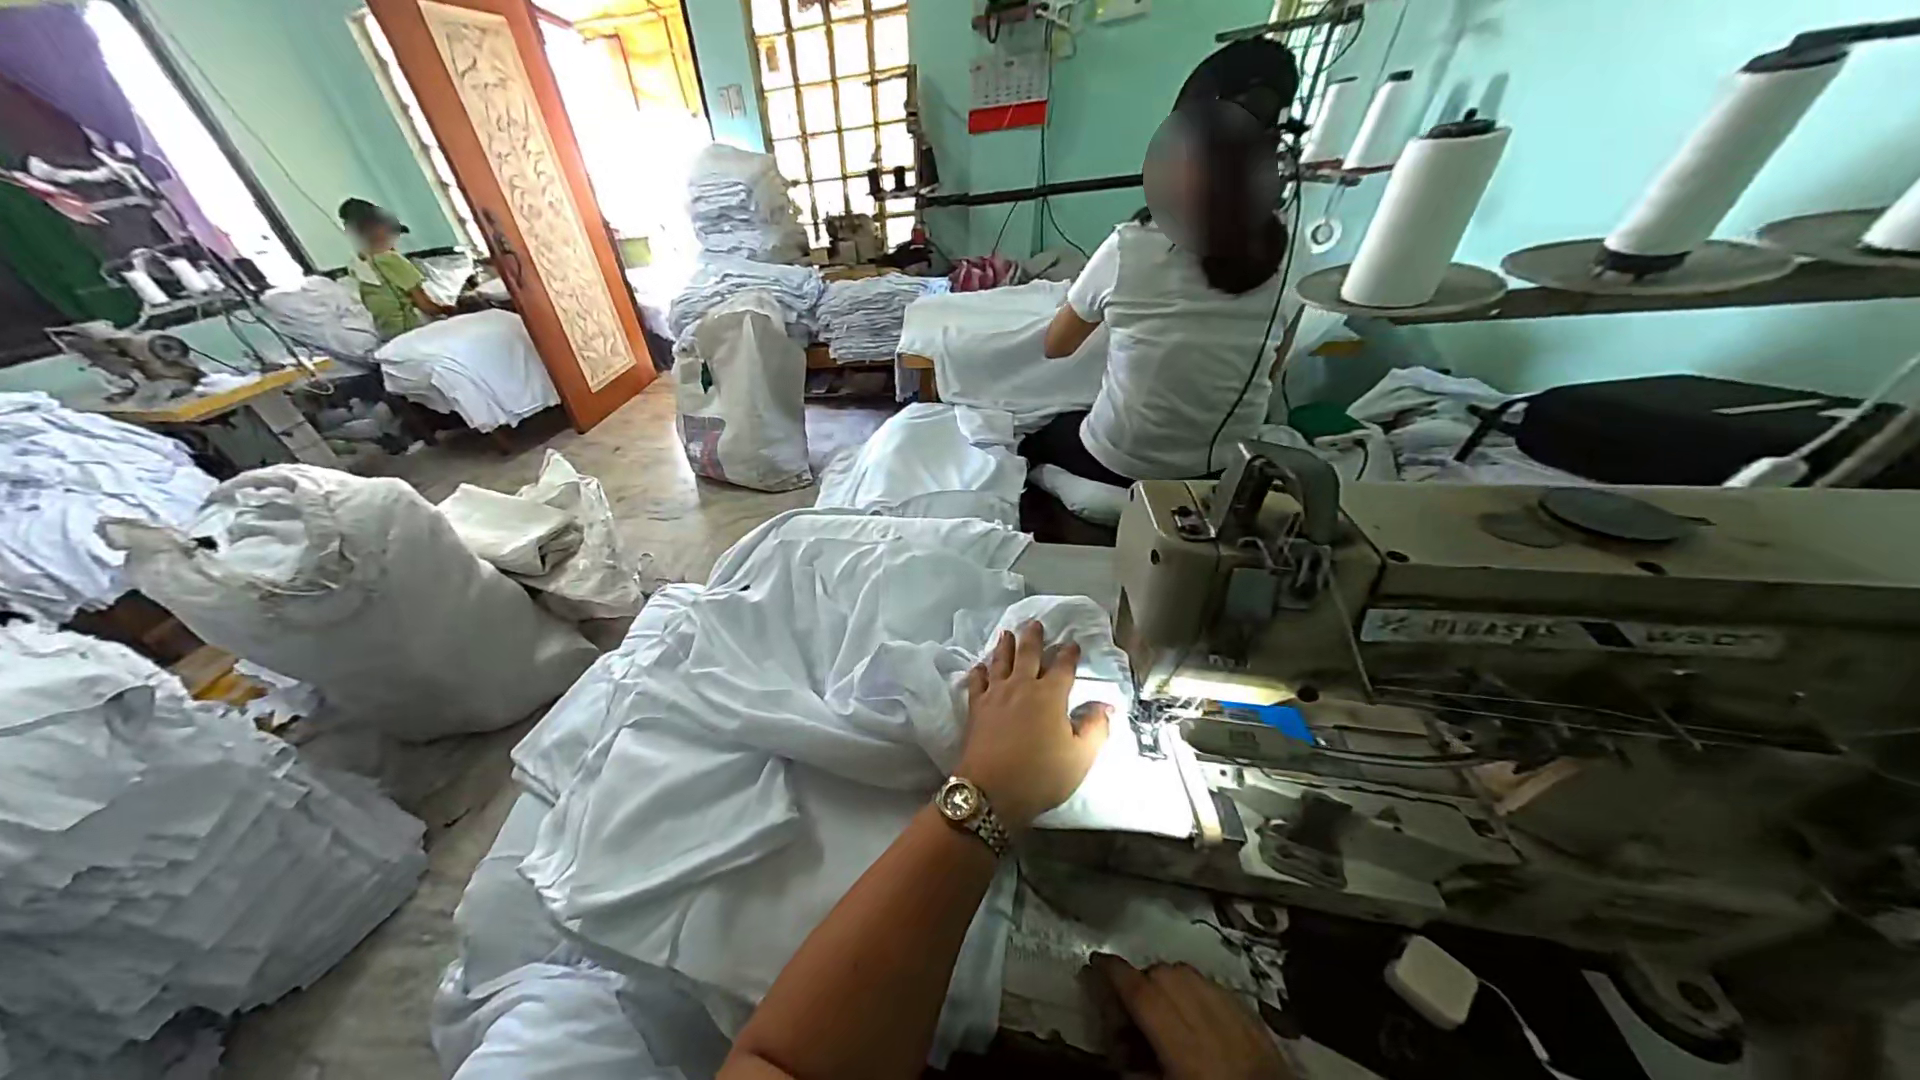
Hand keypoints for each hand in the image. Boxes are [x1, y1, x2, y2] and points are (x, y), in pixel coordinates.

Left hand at [958, 620, 1109, 830]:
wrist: (990, 791)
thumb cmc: (1040, 775)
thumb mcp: (1080, 757)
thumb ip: (1096, 728)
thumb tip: (1105, 705)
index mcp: (1050, 696)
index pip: (1063, 667)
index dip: (1069, 654)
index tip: (1073, 644)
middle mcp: (1022, 687)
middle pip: (1028, 654)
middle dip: (1034, 638)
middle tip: (1035, 623)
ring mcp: (995, 695)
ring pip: (1001, 662)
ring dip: (1006, 646)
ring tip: (1007, 633)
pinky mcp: (976, 707)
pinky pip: (977, 681)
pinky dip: (979, 670)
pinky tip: (980, 666)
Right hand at [1092, 955, 1294, 1079]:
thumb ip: (1136, 1070)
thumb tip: (1118, 1042)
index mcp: (1185, 1050)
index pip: (1143, 994)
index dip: (1115, 973)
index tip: (1096, 962)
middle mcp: (1211, 1022)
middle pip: (1164, 975)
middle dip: (1141, 979)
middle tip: (1130, 1003)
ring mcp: (1237, 1017)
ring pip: (1189, 973)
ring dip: (1168, 980)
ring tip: (1162, 1005)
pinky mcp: (1255, 1020)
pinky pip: (1215, 986)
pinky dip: (1196, 988)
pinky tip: (1193, 1010)